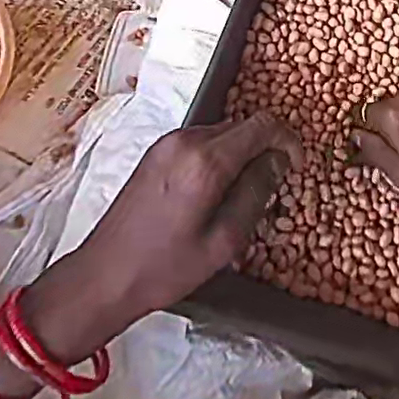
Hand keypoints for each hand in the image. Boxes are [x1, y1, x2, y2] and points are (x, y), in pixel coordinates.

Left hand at [41, 112, 301, 344]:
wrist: (103, 274)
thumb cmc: (165, 267)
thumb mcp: (225, 240)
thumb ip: (256, 191)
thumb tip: (278, 160)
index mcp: (205, 159)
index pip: (262, 125)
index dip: (287, 141)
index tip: (294, 167)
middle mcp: (186, 139)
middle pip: (242, 127)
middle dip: (263, 151)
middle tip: (268, 190)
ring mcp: (167, 142)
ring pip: (222, 135)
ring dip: (240, 156)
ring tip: (239, 199)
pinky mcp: (156, 152)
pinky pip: (201, 144)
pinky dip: (218, 159)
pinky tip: (213, 195)